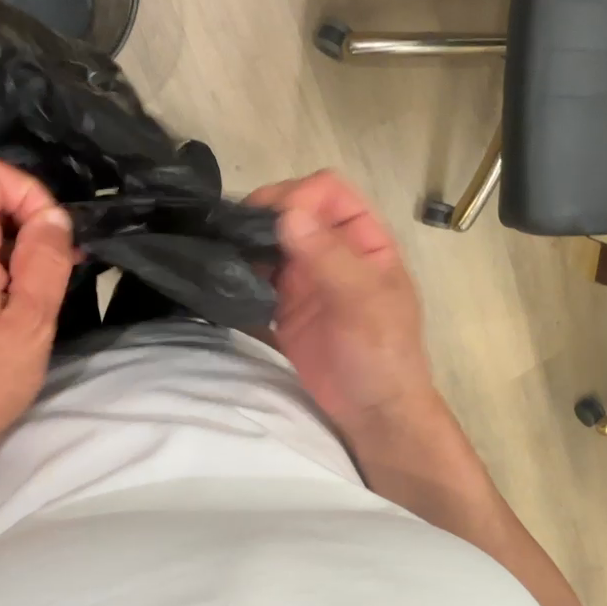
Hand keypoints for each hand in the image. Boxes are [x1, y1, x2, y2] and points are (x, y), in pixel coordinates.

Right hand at [249, 171, 439, 434]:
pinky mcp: (284, 307)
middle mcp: (333, 251)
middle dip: (264, 215)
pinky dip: (241, 273)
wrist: (374, 413)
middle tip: (234, 234)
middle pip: (293, 210)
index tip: (270, 218)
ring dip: (248, 242)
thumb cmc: (383, 355)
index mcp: (365, 240)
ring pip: (271, 241)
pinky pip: (258, 277)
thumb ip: (329, 257)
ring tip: (223, 253)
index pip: (328, 192)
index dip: (298, 195)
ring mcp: (307, 279)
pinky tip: (225, 279)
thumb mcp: (364, 302)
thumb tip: (288, 214)